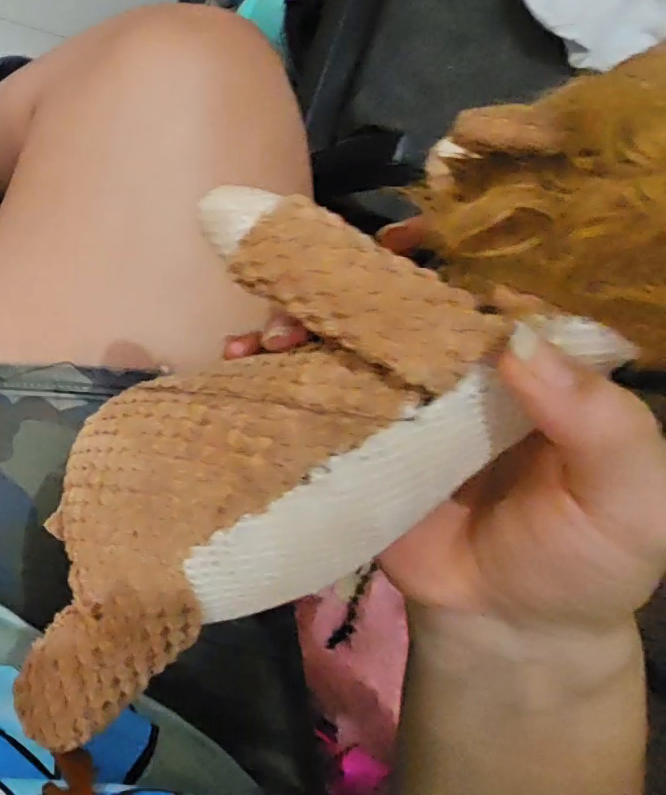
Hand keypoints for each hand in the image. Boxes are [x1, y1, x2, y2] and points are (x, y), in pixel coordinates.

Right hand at [224, 222, 665, 644]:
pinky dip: (259, 367)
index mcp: (520, 374)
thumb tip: (515, 340)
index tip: (397, 239)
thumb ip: (599, 424)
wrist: (500, 623)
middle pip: (387, 310)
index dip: (441, 254)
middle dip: (337, 291)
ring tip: (265, 337)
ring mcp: (385, 402)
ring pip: (332, 341)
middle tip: (302, 302)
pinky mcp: (337, 433)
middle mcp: (446, 375)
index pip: (479, 293)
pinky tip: (236, 359)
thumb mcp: (629, 501)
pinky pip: (294, 389)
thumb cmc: (581, 558)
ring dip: (290, 324)